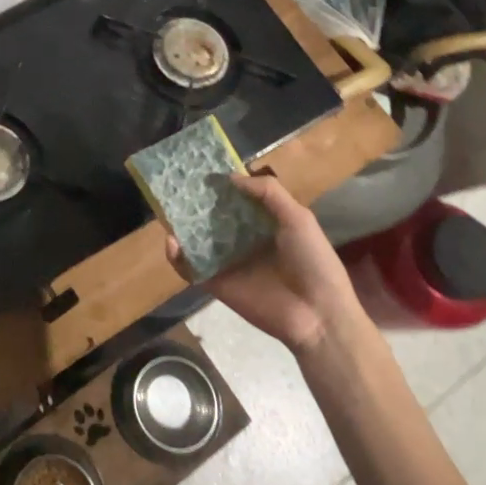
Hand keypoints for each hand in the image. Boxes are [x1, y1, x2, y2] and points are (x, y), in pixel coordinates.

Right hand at [167, 172, 364, 353]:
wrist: (318, 315)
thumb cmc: (313, 262)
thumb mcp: (298, 219)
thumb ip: (268, 193)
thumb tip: (229, 177)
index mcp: (262, 224)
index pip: (235, 199)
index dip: (220, 185)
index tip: (200, 169)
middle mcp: (242, 240)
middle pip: (212, 217)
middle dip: (195, 202)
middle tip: (175, 185)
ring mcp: (227, 262)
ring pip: (196, 240)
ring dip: (181, 226)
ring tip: (167, 209)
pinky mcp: (215, 284)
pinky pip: (190, 269)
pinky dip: (176, 256)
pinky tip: (172, 242)